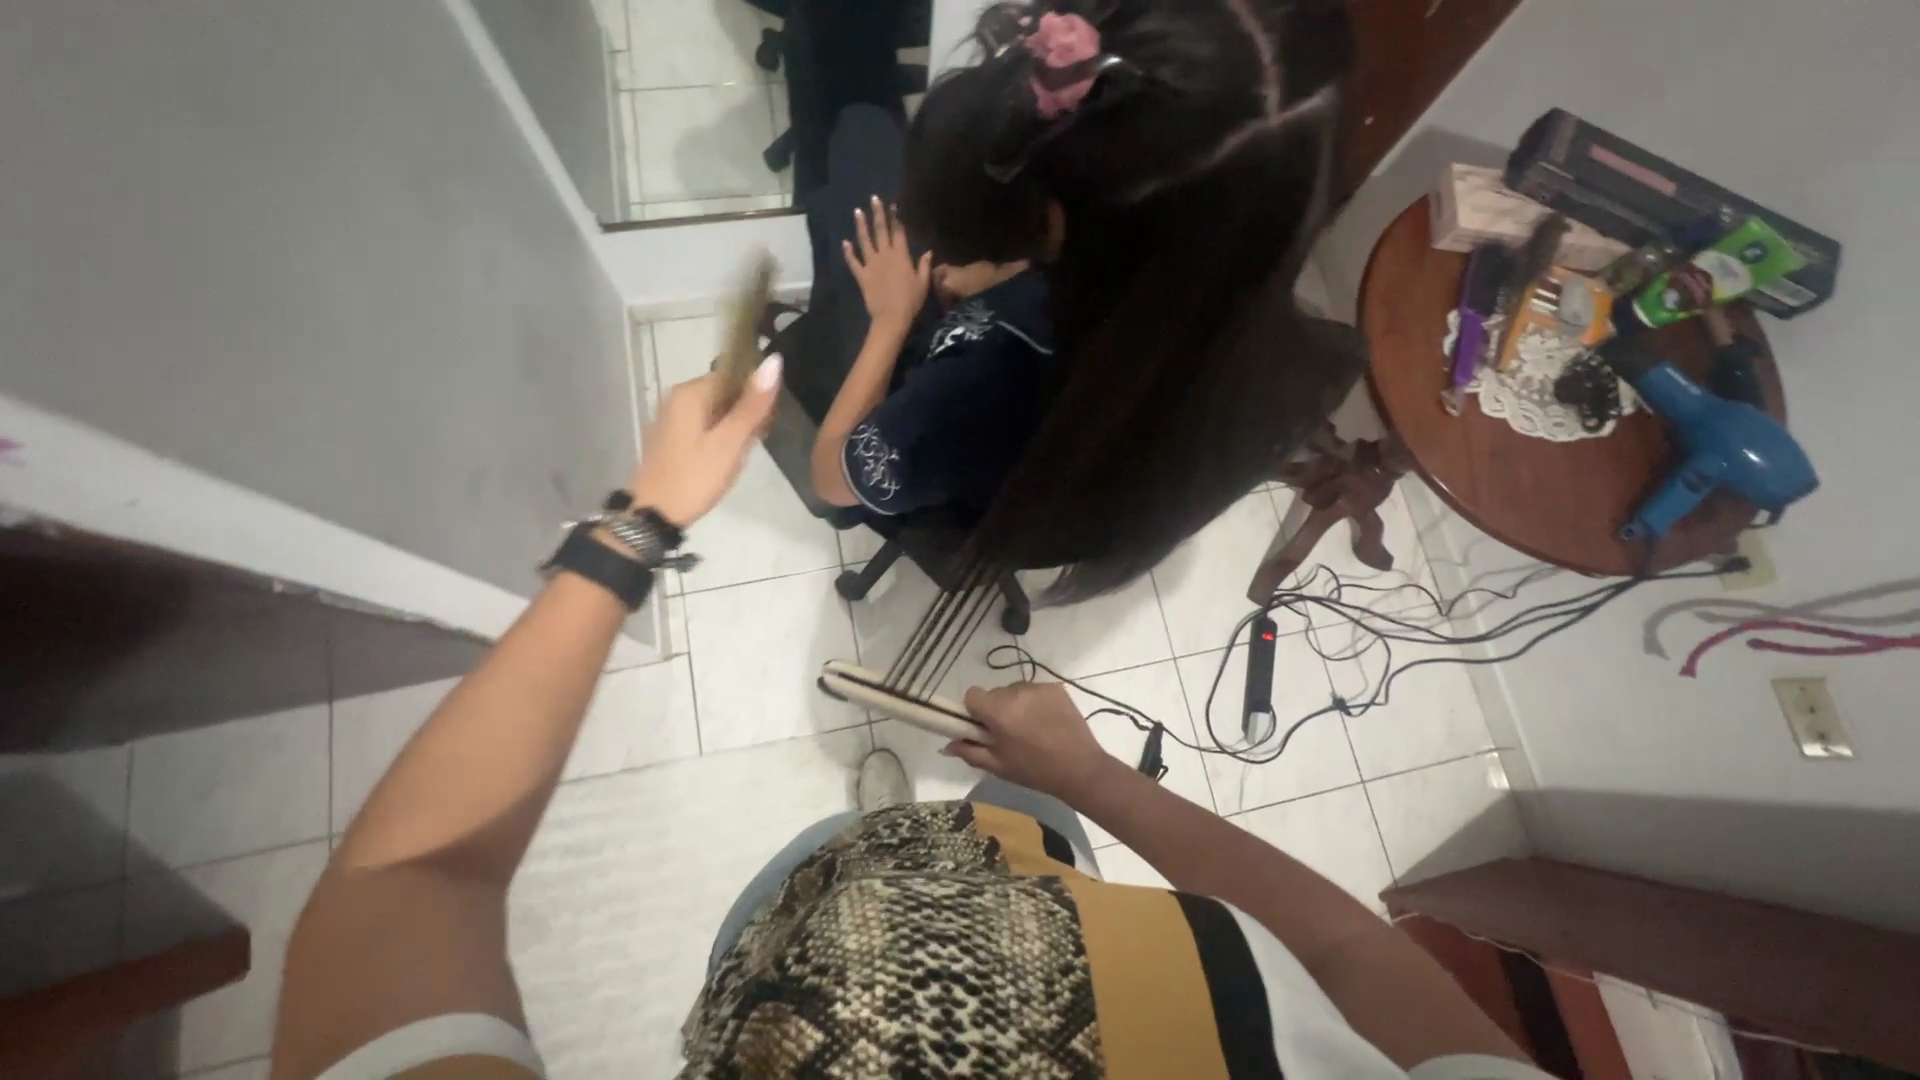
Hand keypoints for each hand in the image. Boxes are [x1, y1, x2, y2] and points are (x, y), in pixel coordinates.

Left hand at [627, 358, 780, 527]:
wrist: (652, 515)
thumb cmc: (694, 477)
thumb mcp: (729, 443)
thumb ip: (753, 405)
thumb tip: (775, 361)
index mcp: (690, 393)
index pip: (734, 376)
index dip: (755, 397)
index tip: (765, 424)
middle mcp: (678, 399)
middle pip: (726, 394)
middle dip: (745, 417)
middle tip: (751, 445)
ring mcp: (673, 419)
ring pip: (718, 413)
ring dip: (735, 431)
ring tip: (738, 457)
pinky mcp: (673, 439)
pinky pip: (706, 428)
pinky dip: (721, 440)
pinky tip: (725, 461)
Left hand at [843, 195, 930, 333]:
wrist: (892, 316)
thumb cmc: (911, 301)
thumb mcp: (923, 283)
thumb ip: (925, 266)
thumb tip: (928, 251)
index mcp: (901, 256)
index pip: (898, 232)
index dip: (895, 218)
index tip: (893, 205)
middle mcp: (885, 255)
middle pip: (881, 231)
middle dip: (878, 214)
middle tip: (874, 199)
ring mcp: (871, 265)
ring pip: (865, 241)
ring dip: (861, 226)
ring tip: (858, 211)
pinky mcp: (862, 276)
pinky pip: (853, 262)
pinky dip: (848, 252)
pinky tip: (845, 242)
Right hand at [945, 683, 1117, 802]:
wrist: (1080, 768)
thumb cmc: (1034, 770)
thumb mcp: (998, 766)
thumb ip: (969, 751)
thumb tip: (946, 745)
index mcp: (997, 710)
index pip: (971, 695)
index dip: (974, 711)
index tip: (984, 728)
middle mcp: (1015, 691)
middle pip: (994, 694)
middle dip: (996, 710)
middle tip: (1010, 734)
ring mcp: (1037, 687)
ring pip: (1014, 692)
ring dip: (1016, 706)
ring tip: (1032, 730)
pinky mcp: (1056, 687)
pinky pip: (1035, 691)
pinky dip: (1035, 703)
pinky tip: (1046, 723)